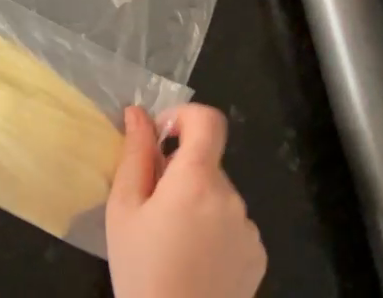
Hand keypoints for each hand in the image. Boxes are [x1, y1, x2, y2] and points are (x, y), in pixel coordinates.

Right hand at [107, 105, 266, 297]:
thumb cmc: (141, 271)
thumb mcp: (124, 209)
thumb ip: (135, 154)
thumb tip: (138, 113)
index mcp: (197, 179)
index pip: (208, 120)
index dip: (184, 117)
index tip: (161, 140)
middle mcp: (231, 196)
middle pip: (206, 163)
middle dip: (180, 174)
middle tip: (153, 210)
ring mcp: (249, 228)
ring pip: (218, 195)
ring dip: (197, 204)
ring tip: (173, 243)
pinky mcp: (258, 255)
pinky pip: (233, 225)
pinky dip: (215, 231)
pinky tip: (195, 262)